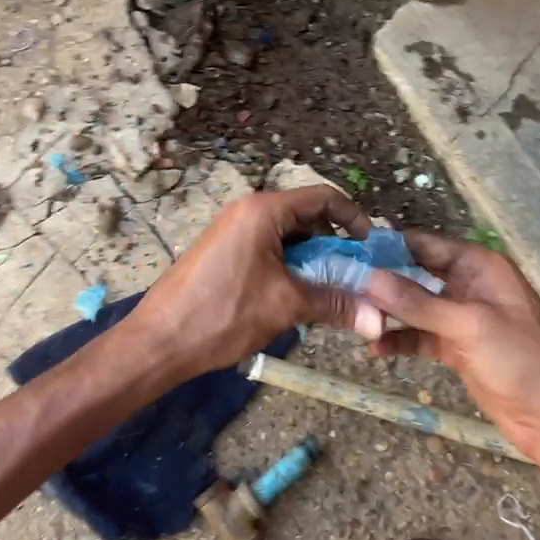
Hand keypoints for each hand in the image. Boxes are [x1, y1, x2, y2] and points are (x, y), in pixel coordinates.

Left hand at [126, 185, 371, 378]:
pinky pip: (268, 249)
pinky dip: (290, 267)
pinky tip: (297, 297)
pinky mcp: (224, 251)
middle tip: (356, 276)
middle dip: (335, 245)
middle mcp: (248, 211)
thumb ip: (336, 304)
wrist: (158, 341)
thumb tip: (380, 320)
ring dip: (313, 260)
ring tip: (330, 293)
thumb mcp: (285, 306)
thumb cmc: (222, 314)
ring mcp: (233, 230)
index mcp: (263, 210)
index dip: (354, 218)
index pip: (323, 198)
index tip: (373, 247)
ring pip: (288, 236)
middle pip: (307, 216)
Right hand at [361, 232, 539, 464]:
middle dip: (382, 282)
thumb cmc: (522, 362)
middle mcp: (469, 285)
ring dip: (388, 313)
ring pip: (415, 306)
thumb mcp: (469, 327)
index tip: (348, 253)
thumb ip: (418, 303)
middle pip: (417, 273)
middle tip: (342, 287)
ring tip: (354, 320)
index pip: (426, 245)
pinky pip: (420, 335)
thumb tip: (369, 277)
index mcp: (480, 266)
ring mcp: (462, 318)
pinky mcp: (457, 347)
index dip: (389, 247)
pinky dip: (400, 340)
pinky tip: (375, 349)